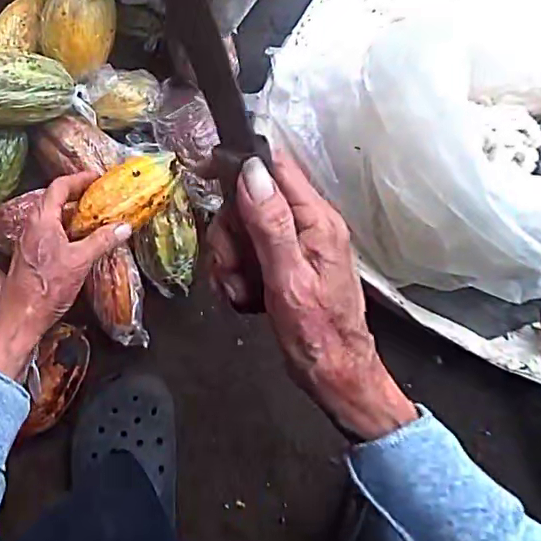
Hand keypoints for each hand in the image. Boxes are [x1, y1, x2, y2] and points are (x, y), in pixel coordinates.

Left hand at [0, 172, 131, 375]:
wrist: (19, 318)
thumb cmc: (46, 289)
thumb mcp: (79, 262)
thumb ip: (102, 241)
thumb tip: (123, 226)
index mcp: (41, 220)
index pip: (59, 186)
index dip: (79, 179)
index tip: (97, 178)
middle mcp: (31, 225)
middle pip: (54, 199)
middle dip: (78, 195)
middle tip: (99, 196)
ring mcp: (28, 240)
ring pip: (52, 217)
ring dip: (73, 213)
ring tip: (95, 216)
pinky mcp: (29, 255)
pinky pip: (49, 232)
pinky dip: (67, 229)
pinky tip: (81, 241)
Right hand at [207, 153, 416, 440]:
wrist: (333, 373)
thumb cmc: (316, 332)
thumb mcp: (288, 278)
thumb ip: (270, 223)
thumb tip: (252, 172)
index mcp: (316, 220)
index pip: (276, 166)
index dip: (240, 166)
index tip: (207, 175)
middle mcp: (308, 224)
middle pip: (249, 200)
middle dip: (229, 233)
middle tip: (231, 267)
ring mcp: (294, 244)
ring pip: (241, 228)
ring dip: (228, 259)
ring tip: (239, 290)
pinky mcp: (282, 262)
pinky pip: (245, 252)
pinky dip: (235, 272)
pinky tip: (244, 294)